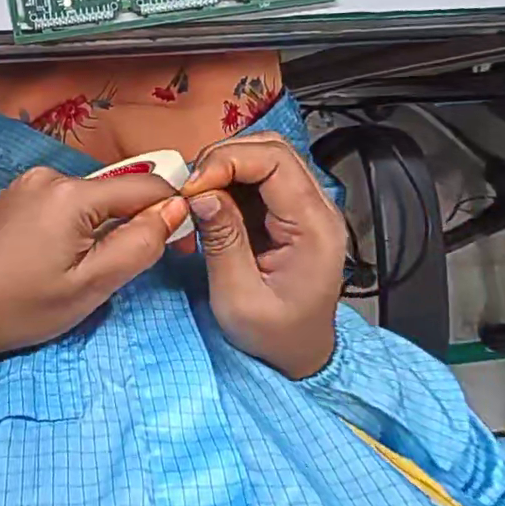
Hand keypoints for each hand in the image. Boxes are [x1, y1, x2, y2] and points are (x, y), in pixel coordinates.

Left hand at [0, 168, 189, 355]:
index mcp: (70, 194)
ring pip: (91, 197)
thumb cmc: (27, 307)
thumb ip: (140, 243)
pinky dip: (76, 222)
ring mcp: (28, 181)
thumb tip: (176, 209)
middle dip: (133, 222)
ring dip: (103, 224)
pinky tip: (61, 253)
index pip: (145, 187)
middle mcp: (48, 175)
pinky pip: (64, 200)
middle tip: (124, 266)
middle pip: (116, 191)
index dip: (171, 213)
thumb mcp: (93, 285)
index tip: (179, 246)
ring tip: (86, 264)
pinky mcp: (16, 194)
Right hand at [182, 132, 346, 378]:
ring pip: (263, 158)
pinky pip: (255, 179)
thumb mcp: (238, 298)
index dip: (227, 162)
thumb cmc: (272, 337)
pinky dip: (224, 182)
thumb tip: (202, 194)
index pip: (275, 162)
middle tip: (188, 189)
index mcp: (314, 228)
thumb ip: (222, 242)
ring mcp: (303, 209)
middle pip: (271, 149)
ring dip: (222, 168)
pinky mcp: (286, 214)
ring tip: (194, 197)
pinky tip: (206, 204)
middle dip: (221, 159)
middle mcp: (316, 209)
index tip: (190, 188)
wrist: (297, 356)